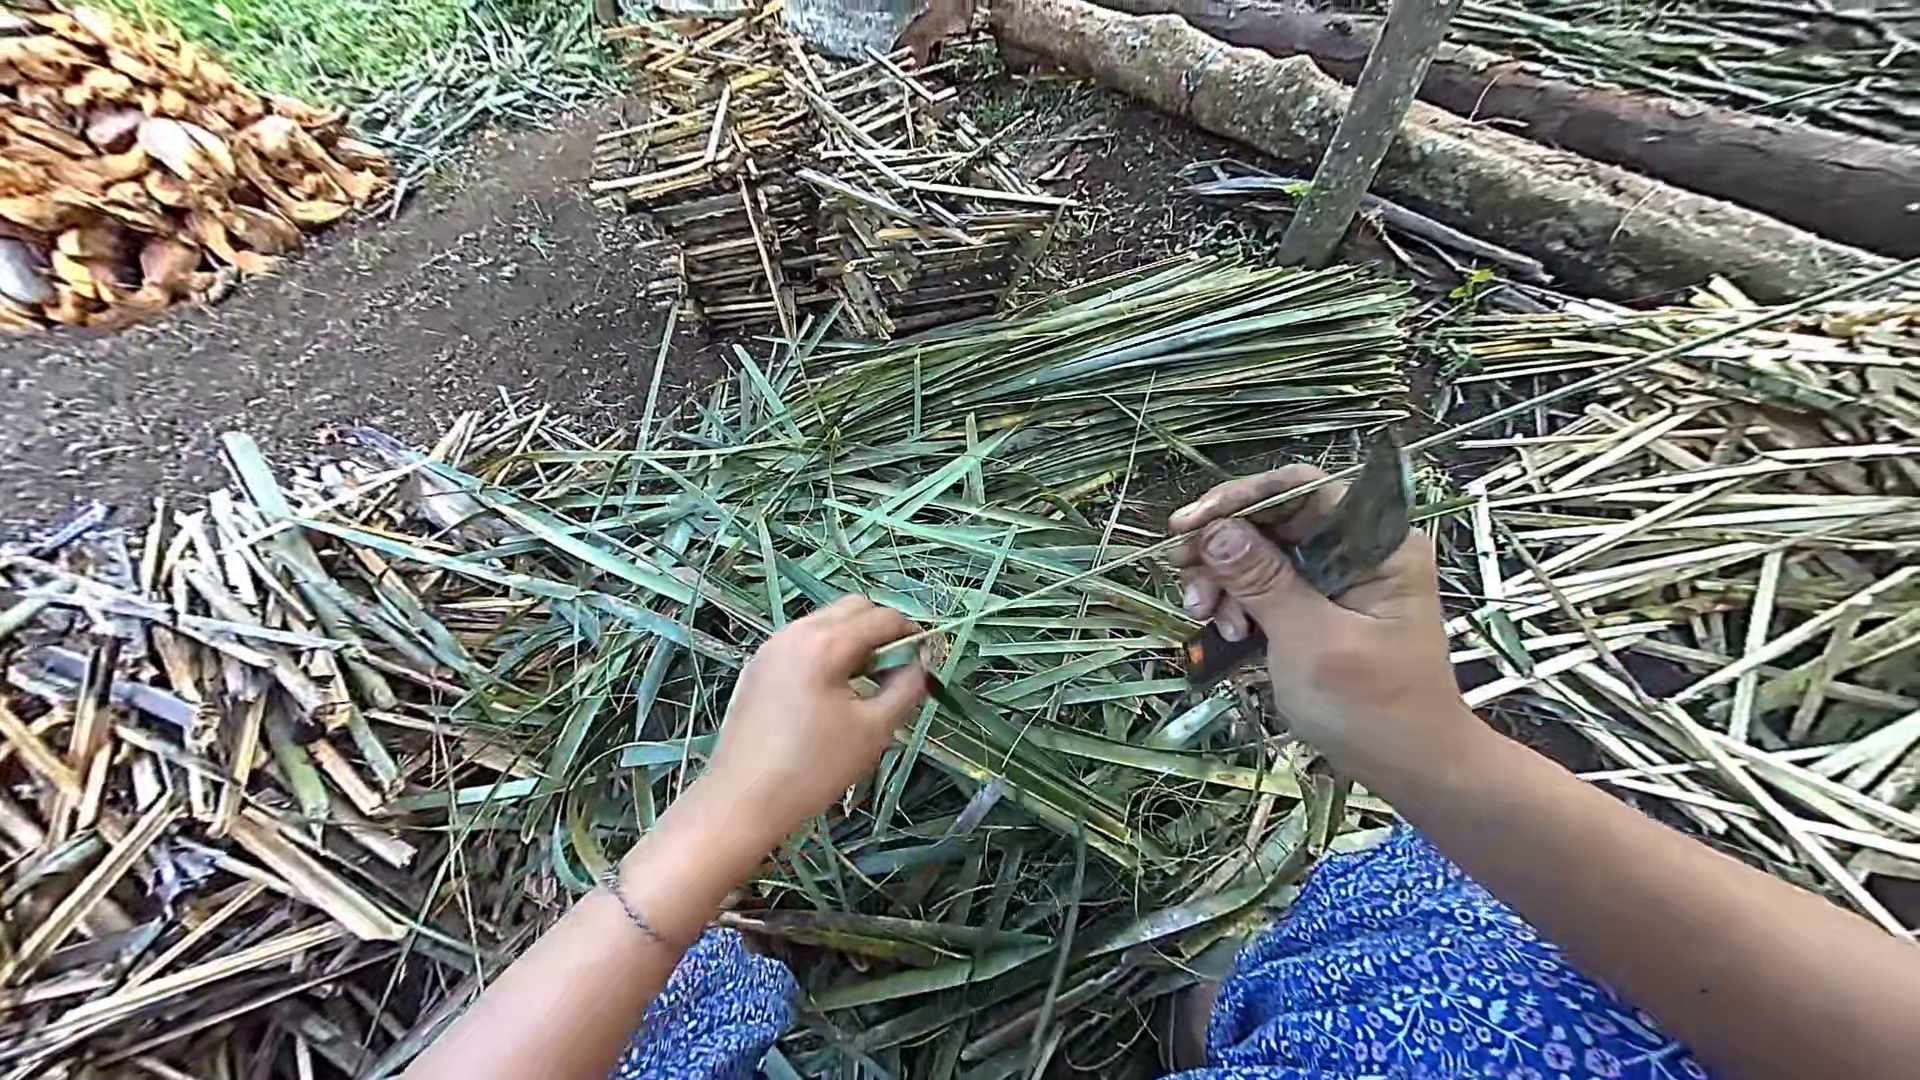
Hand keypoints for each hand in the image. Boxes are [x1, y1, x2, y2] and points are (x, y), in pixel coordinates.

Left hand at [700, 595, 926, 848]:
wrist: (741, 803)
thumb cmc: (814, 768)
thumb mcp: (874, 729)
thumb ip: (906, 686)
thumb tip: (921, 661)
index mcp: (827, 643)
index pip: (883, 618)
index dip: (912, 633)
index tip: (925, 659)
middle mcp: (797, 632)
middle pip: (854, 607)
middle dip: (882, 629)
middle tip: (895, 667)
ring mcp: (773, 645)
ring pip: (827, 620)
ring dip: (854, 637)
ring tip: (866, 680)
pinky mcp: (759, 664)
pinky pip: (804, 639)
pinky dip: (828, 648)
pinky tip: (832, 688)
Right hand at [1170, 464, 1478, 786]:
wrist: (1404, 765)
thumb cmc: (1372, 707)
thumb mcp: (1312, 641)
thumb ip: (1264, 582)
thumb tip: (1215, 531)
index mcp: (1375, 544)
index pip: (1300, 491)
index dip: (1239, 499)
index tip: (1187, 524)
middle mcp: (1350, 548)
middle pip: (1268, 519)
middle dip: (1219, 545)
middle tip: (1181, 571)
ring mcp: (1326, 574)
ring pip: (1252, 550)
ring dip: (1218, 578)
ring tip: (1203, 613)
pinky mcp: (1305, 600)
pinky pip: (1253, 583)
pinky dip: (1230, 601)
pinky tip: (1227, 630)